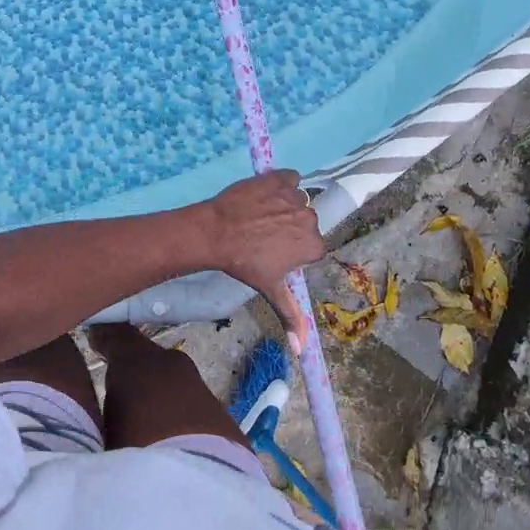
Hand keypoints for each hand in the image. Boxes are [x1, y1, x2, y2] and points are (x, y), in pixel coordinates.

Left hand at [199, 169, 325, 351]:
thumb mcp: (269, 289)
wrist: (216, 231)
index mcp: (312, 246)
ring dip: (285, 207)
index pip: (313, 248)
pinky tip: (265, 195)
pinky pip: (290, 178)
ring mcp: (295, 196)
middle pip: (306, 223)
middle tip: (266, 236)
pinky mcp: (280, 177)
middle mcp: (310, 218)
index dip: (295, 250)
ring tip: (261, 216)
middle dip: (291, 229)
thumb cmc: (244, 263)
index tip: (276, 253)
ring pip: (298, 201)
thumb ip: (291, 316)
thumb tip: (302, 351)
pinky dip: (282, 183)